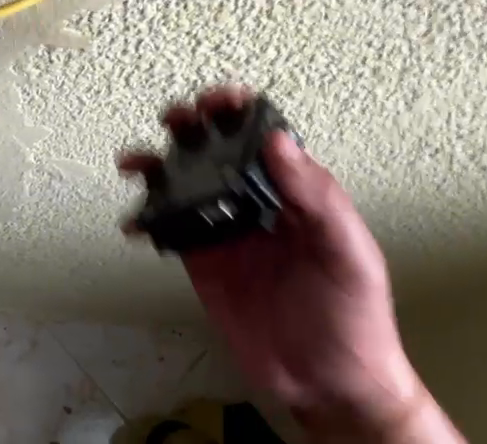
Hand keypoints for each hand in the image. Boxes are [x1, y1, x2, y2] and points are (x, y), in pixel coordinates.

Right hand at [122, 89, 457, 442]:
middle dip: (190, 124)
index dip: (237, 109)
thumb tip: (277, 140)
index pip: (261, 134)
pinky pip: (166, 226)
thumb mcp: (348, 254)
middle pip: (213, 146)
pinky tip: (134, 221)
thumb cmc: (353, 317)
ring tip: (133, 161)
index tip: (217, 101)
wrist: (328, 386)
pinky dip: (144, 217)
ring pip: (182, 179)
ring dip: (154, 162)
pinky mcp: (199, 257)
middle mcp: (253, 199)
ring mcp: (223, 226)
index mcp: (293, 190)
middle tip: (176, 120)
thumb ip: (317, 198)